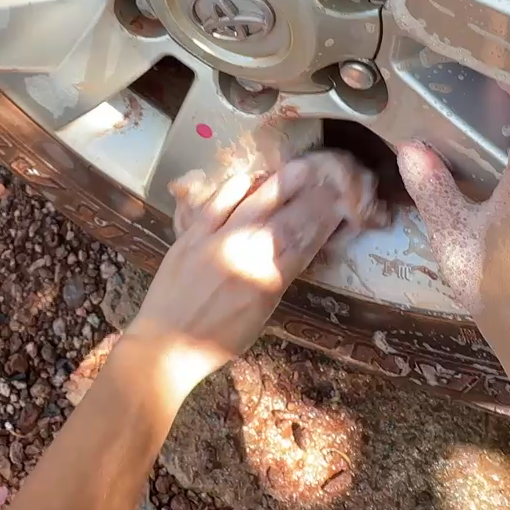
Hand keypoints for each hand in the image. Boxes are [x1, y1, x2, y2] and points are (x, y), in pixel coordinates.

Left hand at [126, 151, 382, 397]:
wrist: (168, 343)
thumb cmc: (219, 338)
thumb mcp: (262, 313)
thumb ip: (279, 277)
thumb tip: (299, 246)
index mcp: (268, 283)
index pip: (305, 243)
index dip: (326, 219)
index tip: (342, 202)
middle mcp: (246, 257)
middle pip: (287, 219)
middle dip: (313, 197)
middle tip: (330, 179)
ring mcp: (217, 241)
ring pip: (256, 203)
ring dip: (282, 182)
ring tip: (302, 167)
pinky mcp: (192, 234)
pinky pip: (219, 201)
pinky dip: (239, 186)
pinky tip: (253, 177)